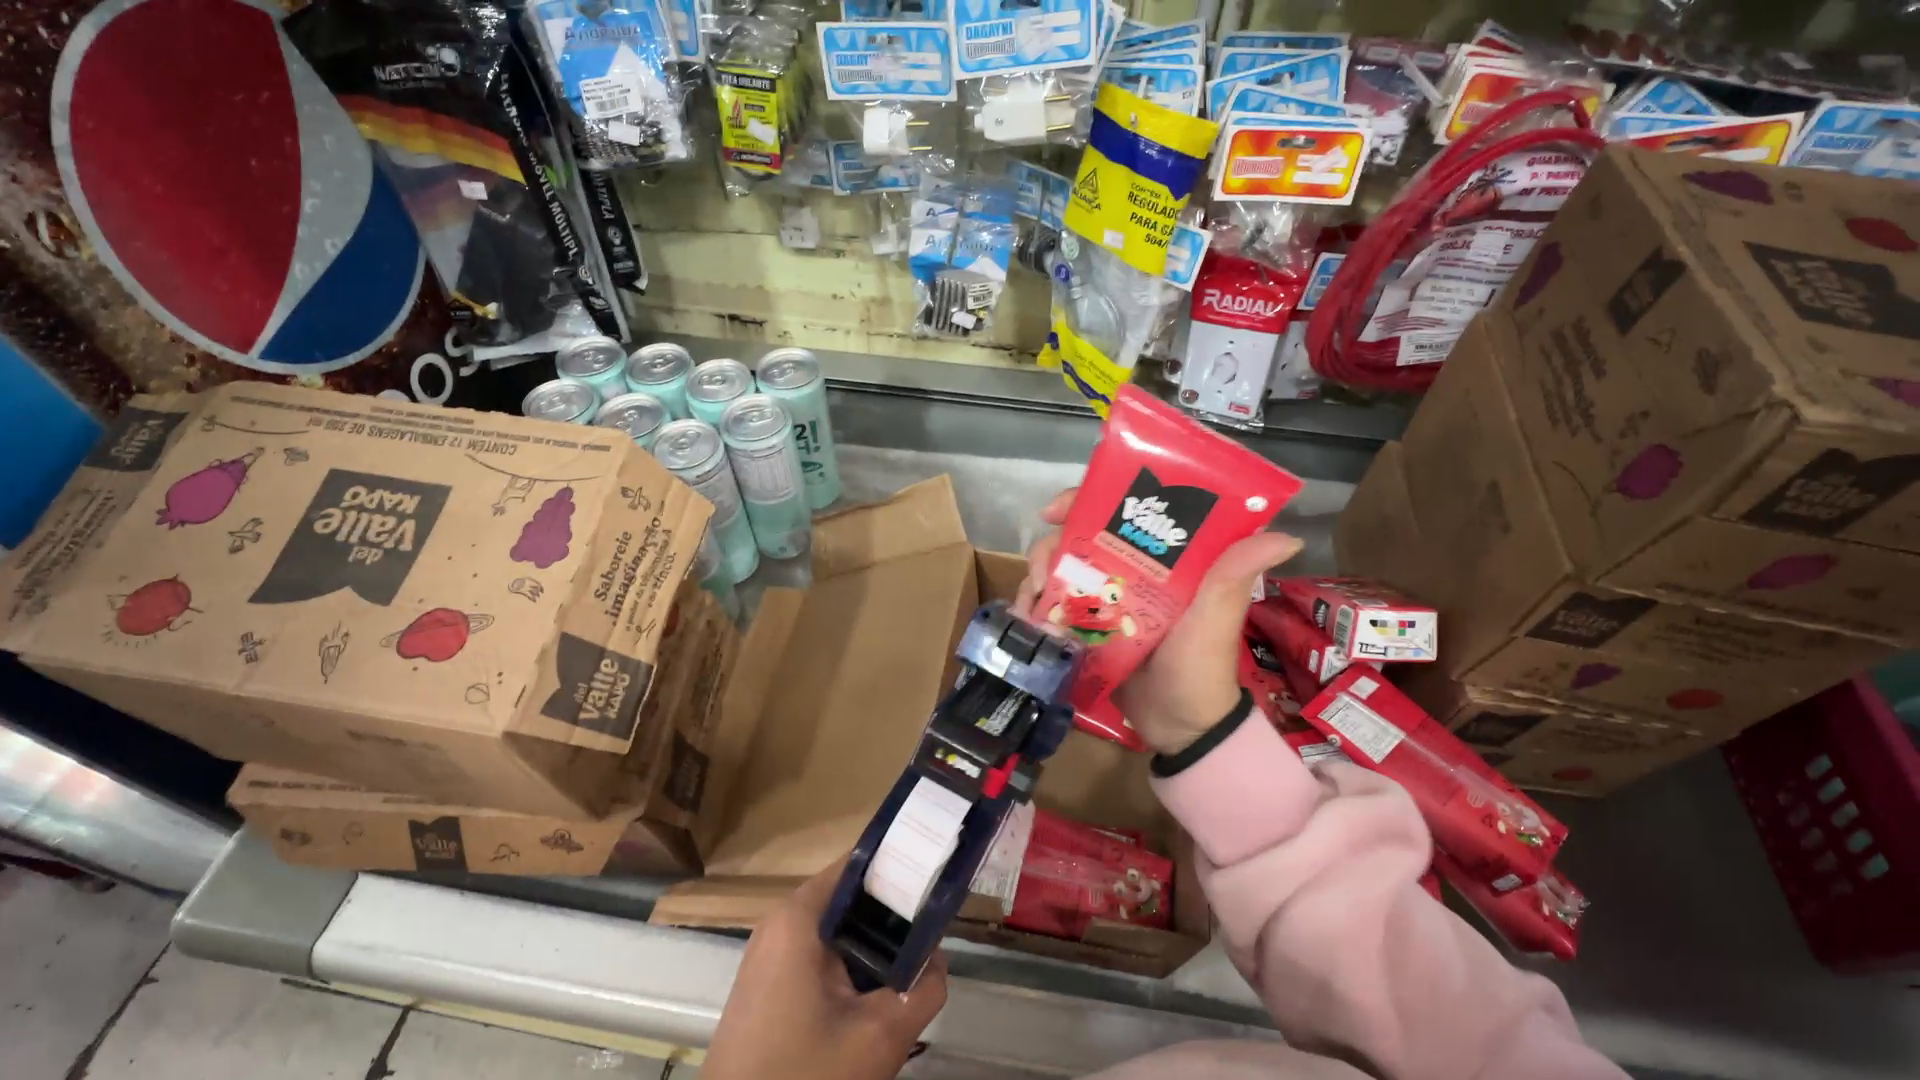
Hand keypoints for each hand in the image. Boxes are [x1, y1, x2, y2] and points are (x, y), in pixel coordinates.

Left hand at [702, 859, 948, 1079]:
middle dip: (892, 915)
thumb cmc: (804, 1073)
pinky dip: (851, 967)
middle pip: (849, 898)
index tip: (936, 882)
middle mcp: (780, 924)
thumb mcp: (880, 1035)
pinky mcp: (768, 985)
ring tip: (910, 970)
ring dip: (874, 947)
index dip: (900, 868)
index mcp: (799, 918)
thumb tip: (935, 958)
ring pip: (837, 931)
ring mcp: (770, 955)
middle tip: (931, 937)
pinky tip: (876, 997)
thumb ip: (923, 988)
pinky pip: (820, 957)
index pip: (858, 865)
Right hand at [1014, 488, 1301, 756]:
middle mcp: (1133, 568)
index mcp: (1165, 557)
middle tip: (1040, 572)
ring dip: (1039, 577)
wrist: (1179, 727)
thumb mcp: (1217, 617)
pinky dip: (1036, 606)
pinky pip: (1054, 604)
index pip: (1124, 509)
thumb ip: (1235, 575)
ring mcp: (1106, 597)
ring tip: (1032, 602)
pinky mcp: (1088, 626)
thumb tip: (1286, 535)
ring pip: (1062, 568)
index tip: (1056, 510)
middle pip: (1080, 535)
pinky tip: (1027, 619)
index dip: (1087, 498)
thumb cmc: (1201, 668)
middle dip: (1052, 546)